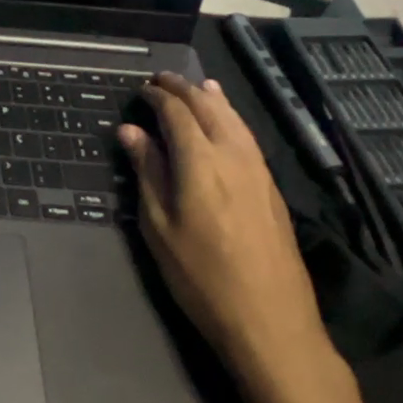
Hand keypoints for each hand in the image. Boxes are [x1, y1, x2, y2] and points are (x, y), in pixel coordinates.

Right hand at [116, 73, 323, 369]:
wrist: (271, 321)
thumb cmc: (202, 276)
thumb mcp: (159, 226)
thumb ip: (147, 172)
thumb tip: (130, 131)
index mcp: (200, 161)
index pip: (176, 112)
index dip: (156, 97)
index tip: (139, 91)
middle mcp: (232, 155)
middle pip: (207, 106)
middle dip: (182, 89)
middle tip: (160, 81)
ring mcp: (257, 170)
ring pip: (233, 118)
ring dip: (210, 98)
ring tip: (195, 85)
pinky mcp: (271, 187)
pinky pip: (248, 135)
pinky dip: (232, 117)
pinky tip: (228, 119)